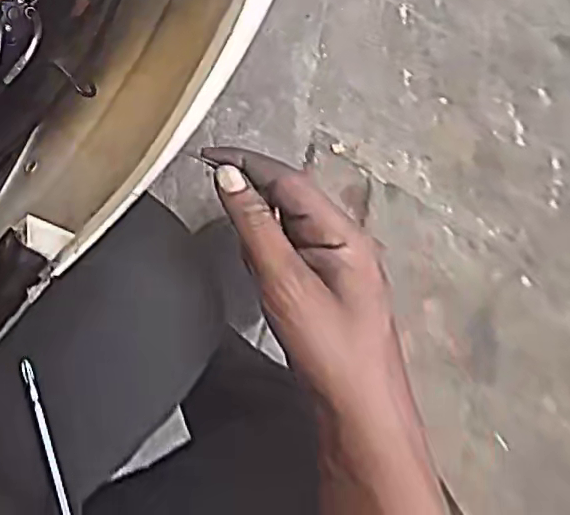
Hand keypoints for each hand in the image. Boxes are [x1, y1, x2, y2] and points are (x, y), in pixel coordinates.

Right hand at [208, 146, 445, 514]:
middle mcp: (343, 240)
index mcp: (342, 233)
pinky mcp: (324, 279)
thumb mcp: (283, 281)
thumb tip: (229, 177)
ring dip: (257, 219)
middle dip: (250, 188)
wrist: (360, 415)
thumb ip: (253, 224)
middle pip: (288, 194)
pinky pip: (287, 243)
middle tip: (214, 183)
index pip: (287, 178)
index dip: (246, 161)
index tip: (209, 155)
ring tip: (239, 236)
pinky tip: (258, 264)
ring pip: (285, 218)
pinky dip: (264, 244)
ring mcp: (335, 260)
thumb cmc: (333, 354)